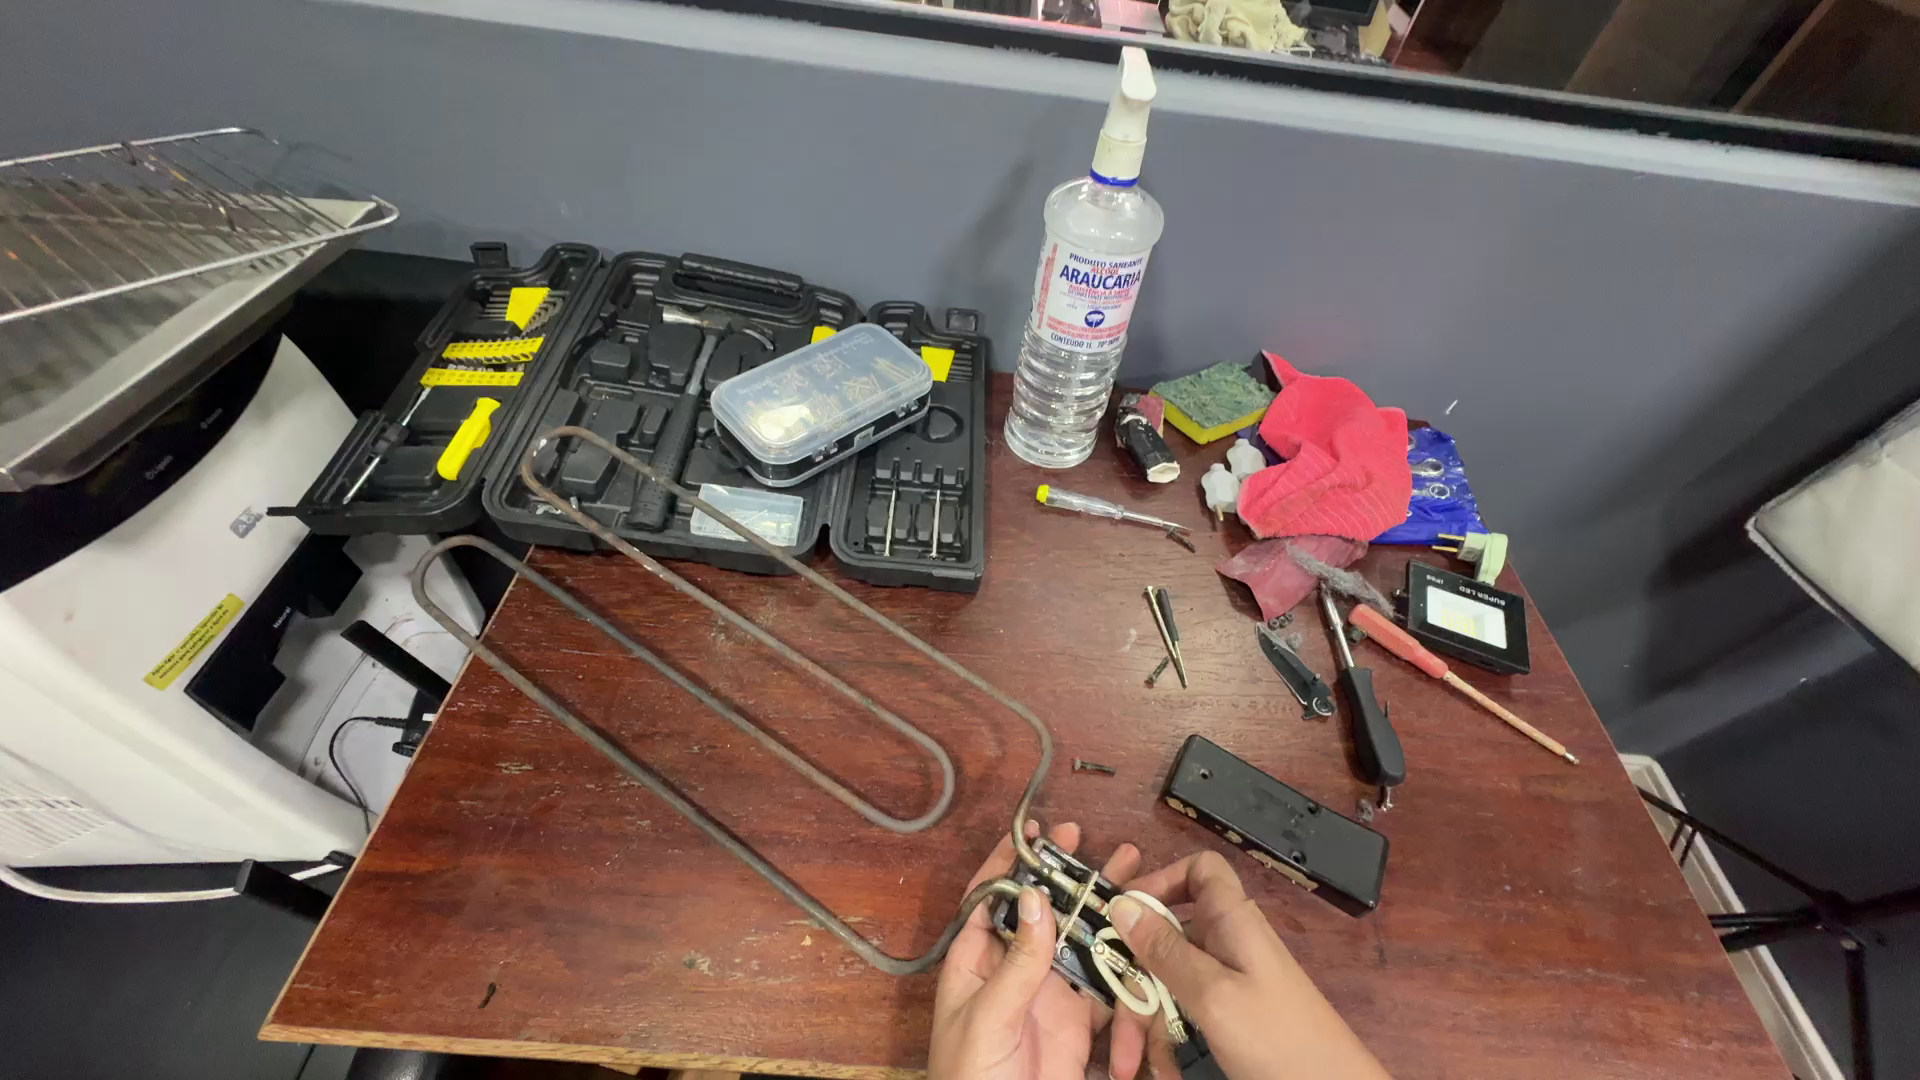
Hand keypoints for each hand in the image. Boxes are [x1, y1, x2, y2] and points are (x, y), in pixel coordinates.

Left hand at [929, 820, 1141, 1079]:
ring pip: (1075, 938)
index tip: (1031, 830)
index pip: (990, 896)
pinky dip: (1120, 961)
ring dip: (1098, 906)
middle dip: (1062, 873)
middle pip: (1040, 909)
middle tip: (1084, 836)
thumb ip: (1017, 963)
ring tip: (1127, 869)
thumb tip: (1038, 899)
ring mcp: (1046, 994)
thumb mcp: (987, 1019)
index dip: (1008, 860)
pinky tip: (1139, 935)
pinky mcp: (1076, 1023)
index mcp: (976, 961)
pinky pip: (1101, 984)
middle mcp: (1011, 969)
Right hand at [1106, 851, 1390, 1079]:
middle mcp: (1225, 941)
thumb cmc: (1278, 1039)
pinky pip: (1183, 1011)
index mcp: (1229, 919)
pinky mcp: (1228, 1015)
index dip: (1163, 878)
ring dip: (1145, 1020)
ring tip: (1130, 1064)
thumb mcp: (1212, 994)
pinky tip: (1162, 1070)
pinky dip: (1167, 1038)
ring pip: (1168, 980)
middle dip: (1135, 978)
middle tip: (1116, 1024)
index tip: (1127, 912)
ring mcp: (1227, 980)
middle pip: (1166, 935)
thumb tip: (1120, 902)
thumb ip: (1163, 949)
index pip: (1198, 868)